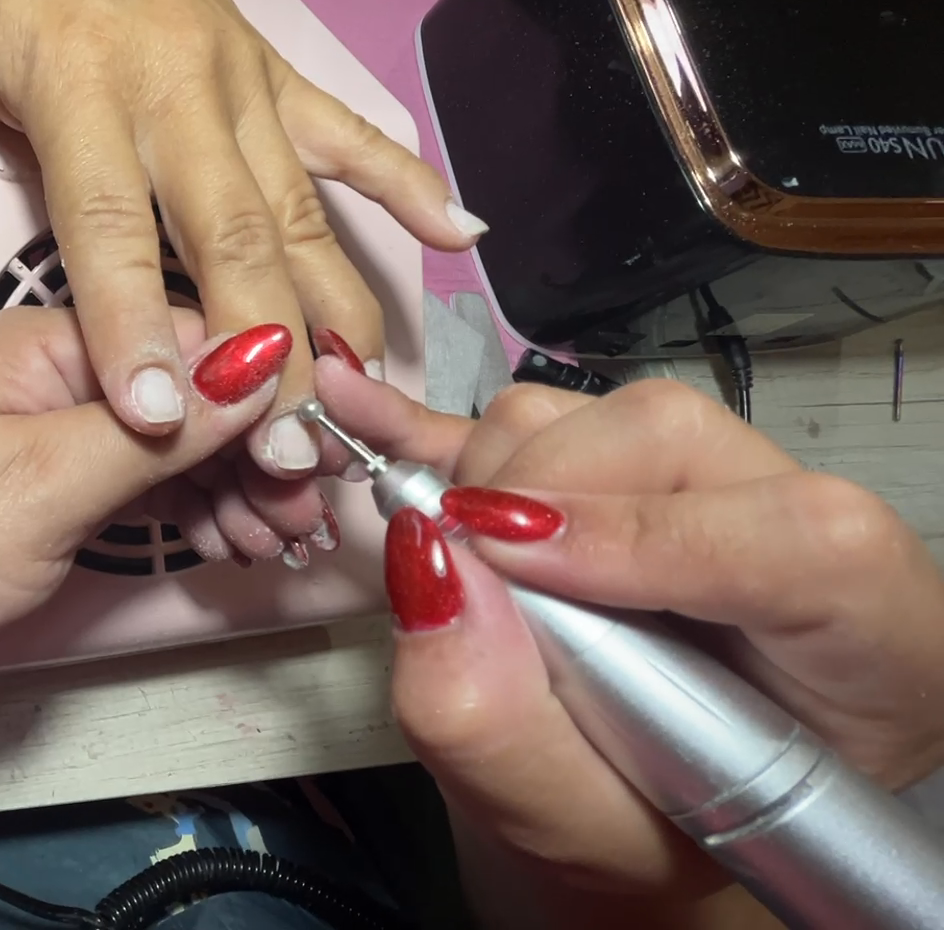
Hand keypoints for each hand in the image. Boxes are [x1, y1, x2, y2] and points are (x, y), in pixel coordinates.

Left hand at [0, 0, 478, 483]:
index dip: (129, 321)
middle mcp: (181, 103)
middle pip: (227, 241)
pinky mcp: (287, 95)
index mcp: (90, 98)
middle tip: (285, 450)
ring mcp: (247, 100)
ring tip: (363, 401)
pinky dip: (407, 189)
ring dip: (336, 311)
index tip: (159, 416)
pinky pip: (352, 144)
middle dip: (260, 350)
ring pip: (301, 217)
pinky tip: (459, 242)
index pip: (106, 227)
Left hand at [0, 308, 291, 688]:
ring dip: (235, 487)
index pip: (186, 337)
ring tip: (277, 538)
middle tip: (304, 511)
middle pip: (192, 393)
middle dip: (255, 450)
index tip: (312, 451)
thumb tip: (261, 366)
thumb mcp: (40, 485)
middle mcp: (66, 372)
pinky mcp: (67, 482)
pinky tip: (232, 539)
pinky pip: (151, 483)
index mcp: (52, 342)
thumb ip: (153, 432)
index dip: (261, 390)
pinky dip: (196, 509)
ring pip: (180, 443)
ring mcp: (68, 429)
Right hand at [312, 363, 943, 917]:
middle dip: (528, 488)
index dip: (637, 534)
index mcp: (864, 645)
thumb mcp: (558, 816)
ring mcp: (685, 473)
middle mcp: (786, 525)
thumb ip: (489, 716)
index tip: (498, 555)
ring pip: (569, 409)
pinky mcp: (590, 457)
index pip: (798, 541)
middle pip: (662, 433)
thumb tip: (425, 560)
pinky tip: (353, 400)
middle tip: (467, 562)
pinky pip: (500, 412)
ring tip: (463, 553)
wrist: (604, 784)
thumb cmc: (614, 815)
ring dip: (477, 471)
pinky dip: (415, 417)